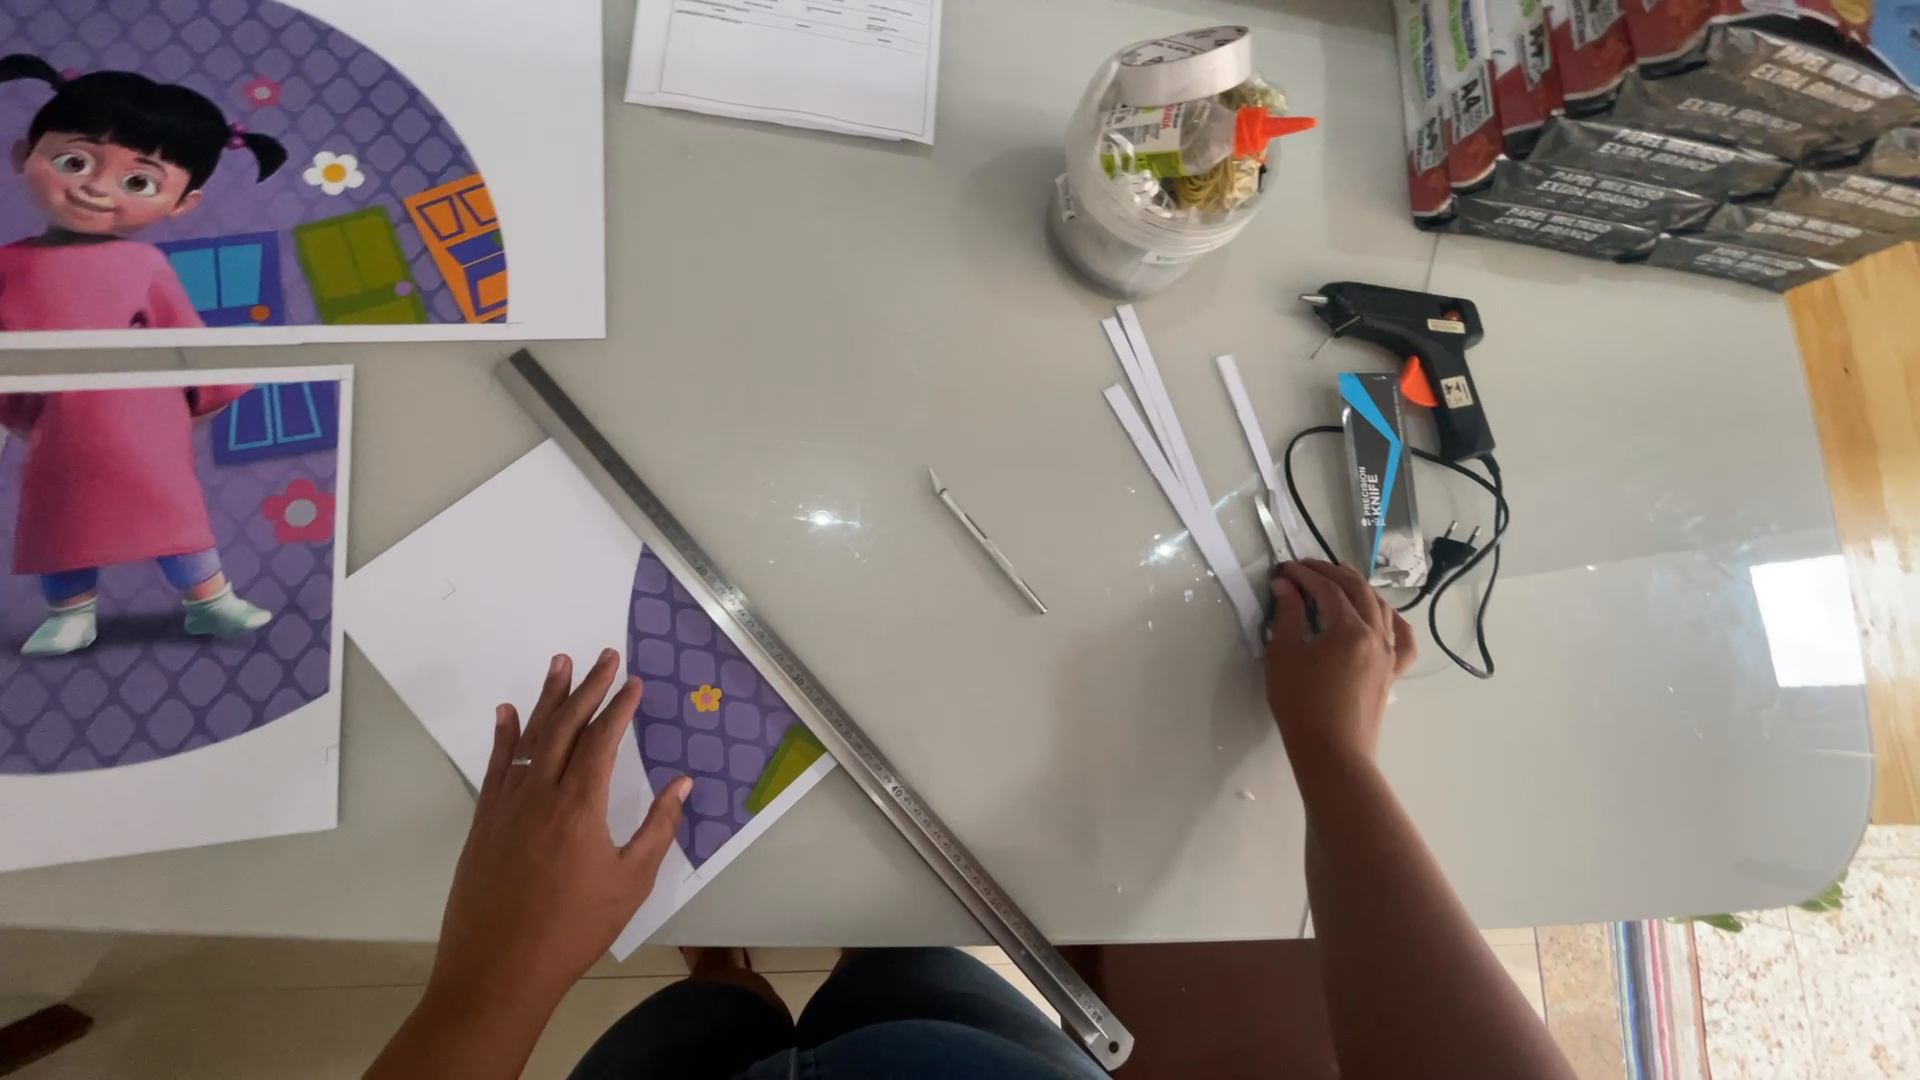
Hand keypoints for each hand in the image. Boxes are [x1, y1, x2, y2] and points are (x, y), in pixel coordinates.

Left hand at [426, 649, 690, 1018]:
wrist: (496, 975)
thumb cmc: (574, 928)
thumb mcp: (631, 880)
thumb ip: (659, 827)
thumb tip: (683, 782)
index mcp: (580, 806)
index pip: (603, 739)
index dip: (620, 706)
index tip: (633, 682)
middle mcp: (541, 795)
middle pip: (566, 726)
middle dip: (588, 687)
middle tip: (603, 655)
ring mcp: (507, 807)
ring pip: (529, 738)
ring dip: (547, 698)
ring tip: (559, 663)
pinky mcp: (484, 824)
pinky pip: (496, 767)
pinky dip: (504, 736)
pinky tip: (508, 712)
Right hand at [1265, 560, 1415, 769]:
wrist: (1331, 751)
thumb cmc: (1301, 703)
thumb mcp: (1284, 654)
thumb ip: (1287, 615)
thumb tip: (1285, 586)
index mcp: (1349, 629)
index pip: (1327, 589)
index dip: (1304, 574)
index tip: (1283, 568)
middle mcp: (1376, 636)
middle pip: (1358, 591)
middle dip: (1331, 573)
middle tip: (1305, 567)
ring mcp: (1389, 655)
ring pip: (1381, 608)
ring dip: (1358, 588)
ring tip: (1339, 579)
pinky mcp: (1391, 673)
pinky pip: (1401, 638)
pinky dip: (1391, 619)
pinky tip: (1381, 616)